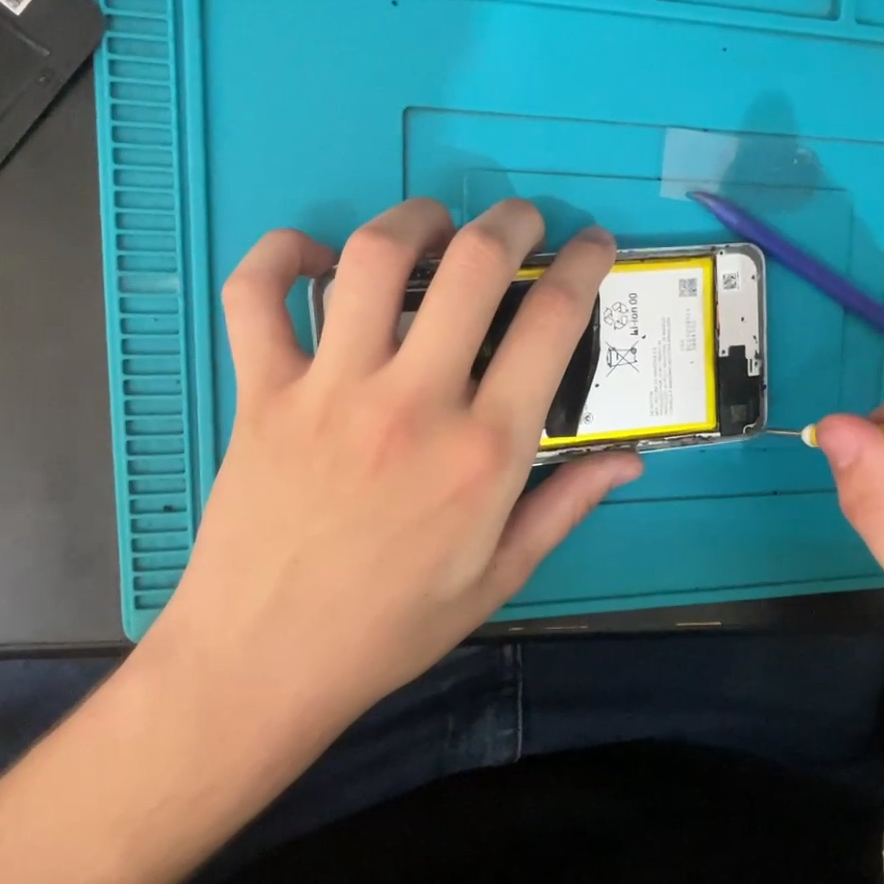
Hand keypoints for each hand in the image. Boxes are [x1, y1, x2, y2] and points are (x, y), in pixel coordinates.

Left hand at [146, 197, 640, 734]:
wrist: (264, 663)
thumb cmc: (390, 628)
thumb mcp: (497, 579)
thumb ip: (564, 508)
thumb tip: (627, 460)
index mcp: (484, 450)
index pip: (553, 324)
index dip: (583, 266)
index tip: (591, 244)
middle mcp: (413, 401)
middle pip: (473, 265)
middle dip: (510, 220)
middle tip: (521, 220)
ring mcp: (331, 389)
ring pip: (374, 258)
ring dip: (414, 220)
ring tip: (432, 226)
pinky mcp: (262, 392)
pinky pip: (256, 296)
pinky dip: (280, 255)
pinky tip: (314, 258)